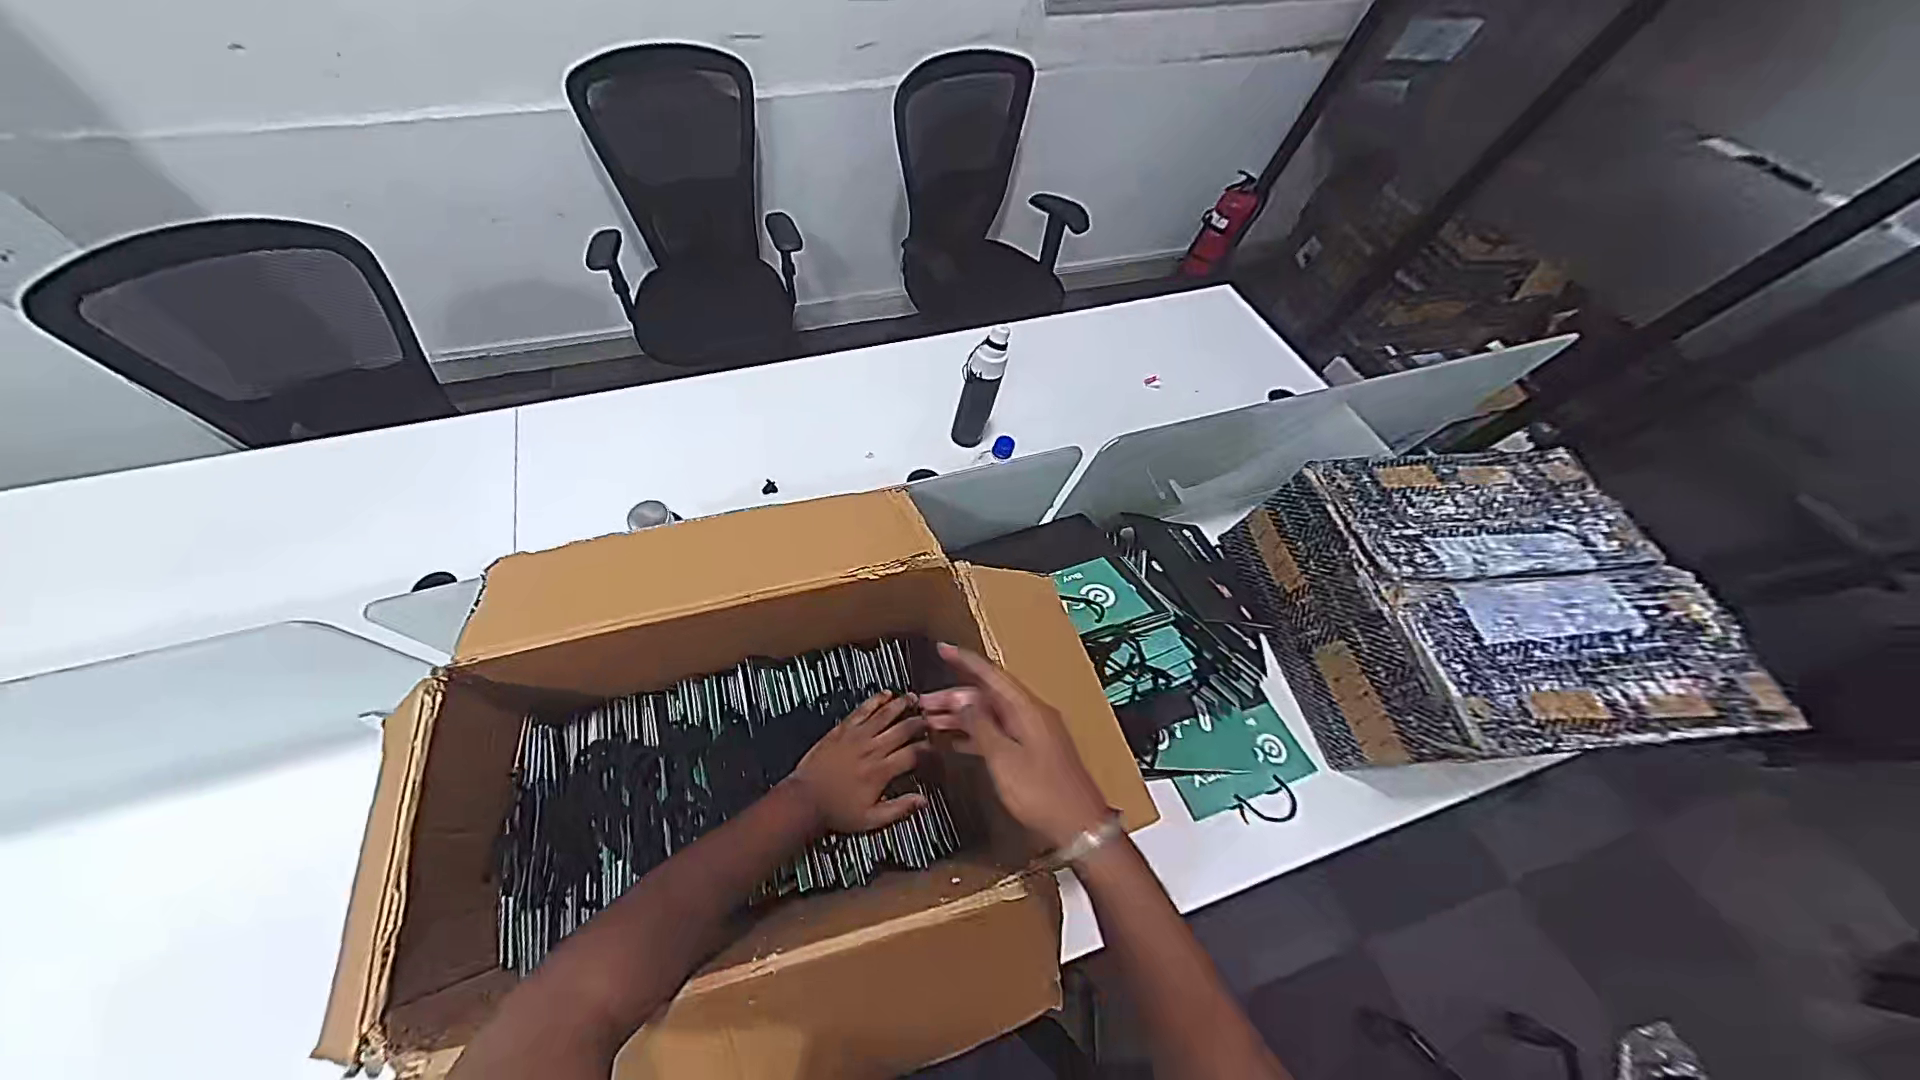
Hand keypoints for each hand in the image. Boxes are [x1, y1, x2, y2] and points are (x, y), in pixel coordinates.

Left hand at [784, 692, 930, 835]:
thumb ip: (899, 809)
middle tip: (930, 718)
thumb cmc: (835, 811)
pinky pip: (863, 710)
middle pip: (904, 729)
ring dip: (902, 705)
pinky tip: (885, 694)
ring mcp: (857, 737)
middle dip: (920, 722)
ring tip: (913, 698)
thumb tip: (922, 801)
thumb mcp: (871, 819)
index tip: (936, 746)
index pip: (913, 753)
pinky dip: (875, 700)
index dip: (928, 748)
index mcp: (881, 771)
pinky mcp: (842, 730)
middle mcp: (872, 750)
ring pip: (885, 714)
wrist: (804, 800)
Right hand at [919, 643, 1112, 850]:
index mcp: (1026, 709)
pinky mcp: (1031, 750)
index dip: (963, 661)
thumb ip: (980, 725)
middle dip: (954, 696)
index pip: (990, 674)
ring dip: (962, 716)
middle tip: (925, 702)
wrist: (1078, 826)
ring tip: (932, 721)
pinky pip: (998, 732)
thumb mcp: (1002, 758)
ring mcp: (1032, 732)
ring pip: (990, 714)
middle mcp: (1031, 715)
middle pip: (987, 695)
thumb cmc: (1044, 794)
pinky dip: (976, 734)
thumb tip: (962, 700)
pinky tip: (957, 741)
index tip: (942, 649)